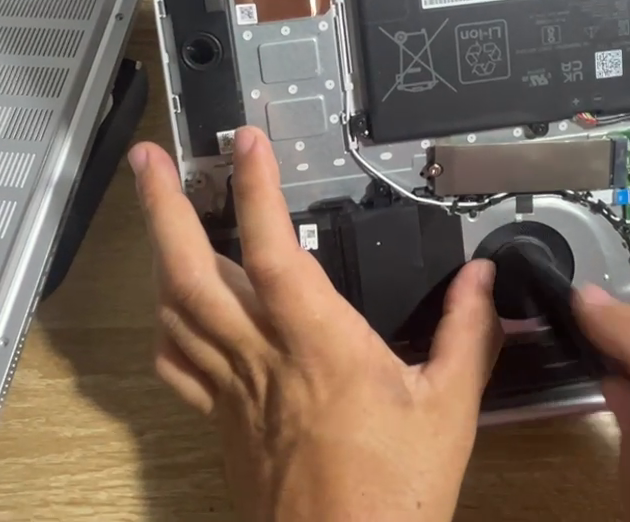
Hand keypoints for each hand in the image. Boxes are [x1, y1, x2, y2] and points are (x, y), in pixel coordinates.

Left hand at [128, 126, 502, 520]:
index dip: (256, 191)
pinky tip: (168, 298)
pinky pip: (175, 363)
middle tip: (146, 160)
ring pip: (174, 310)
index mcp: (319, 345)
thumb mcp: (450, 408)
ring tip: (155, 205)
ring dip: (158, 250)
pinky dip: (164, 320)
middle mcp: (262, 357)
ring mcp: (230, 389)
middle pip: (193, 274)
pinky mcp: (217, 418)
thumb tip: (482, 277)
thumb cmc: (395, 492)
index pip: (274, 253)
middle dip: (164, 210)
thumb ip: (467, 333)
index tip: (246, 142)